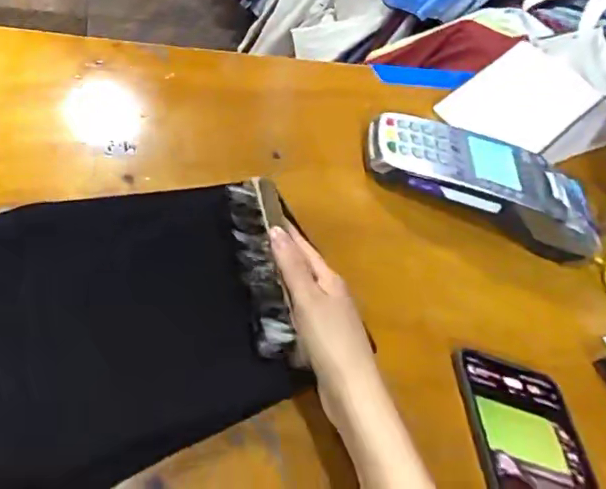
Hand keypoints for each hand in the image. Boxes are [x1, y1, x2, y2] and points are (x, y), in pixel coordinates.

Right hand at [268, 226, 381, 425]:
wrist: (353, 394)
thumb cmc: (329, 340)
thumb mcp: (307, 299)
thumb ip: (291, 265)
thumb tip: (276, 229)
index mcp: (330, 280)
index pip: (303, 247)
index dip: (285, 231)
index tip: (263, 211)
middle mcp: (332, 294)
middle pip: (304, 266)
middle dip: (282, 251)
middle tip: (252, 236)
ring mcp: (330, 317)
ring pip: (302, 288)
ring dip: (283, 276)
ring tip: (256, 265)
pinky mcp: (324, 339)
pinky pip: (301, 310)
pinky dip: (286, 301)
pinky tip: (273, 306)